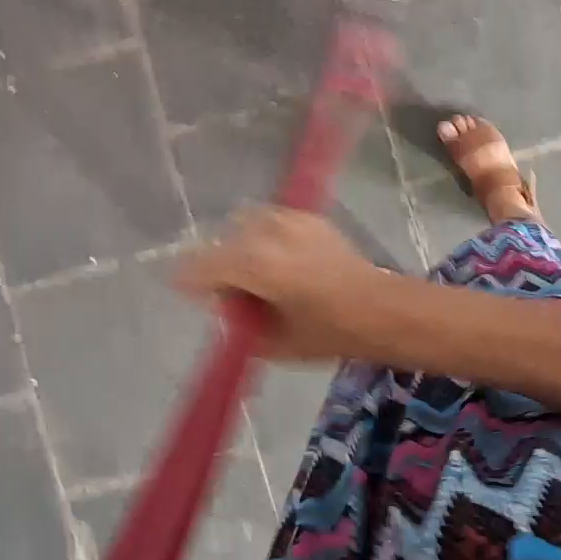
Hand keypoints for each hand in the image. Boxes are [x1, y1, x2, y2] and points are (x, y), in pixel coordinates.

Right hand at [175, 206, 389, 361]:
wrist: (381, 309)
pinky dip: (265, 236)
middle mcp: (268, 233)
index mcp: (255, 265)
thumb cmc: (329, 333)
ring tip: (255, 274)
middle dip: (220, 265)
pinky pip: (273, 220)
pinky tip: (279, 260)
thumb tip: (224, 306)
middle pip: (225, 242)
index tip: (179, 286)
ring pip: (247, 224)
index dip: (189, 278)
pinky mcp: (311, 217)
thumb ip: (239, 322)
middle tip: (230, 294)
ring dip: (243, 246)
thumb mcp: (274, 342)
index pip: (204, 264)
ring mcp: (291, 220)